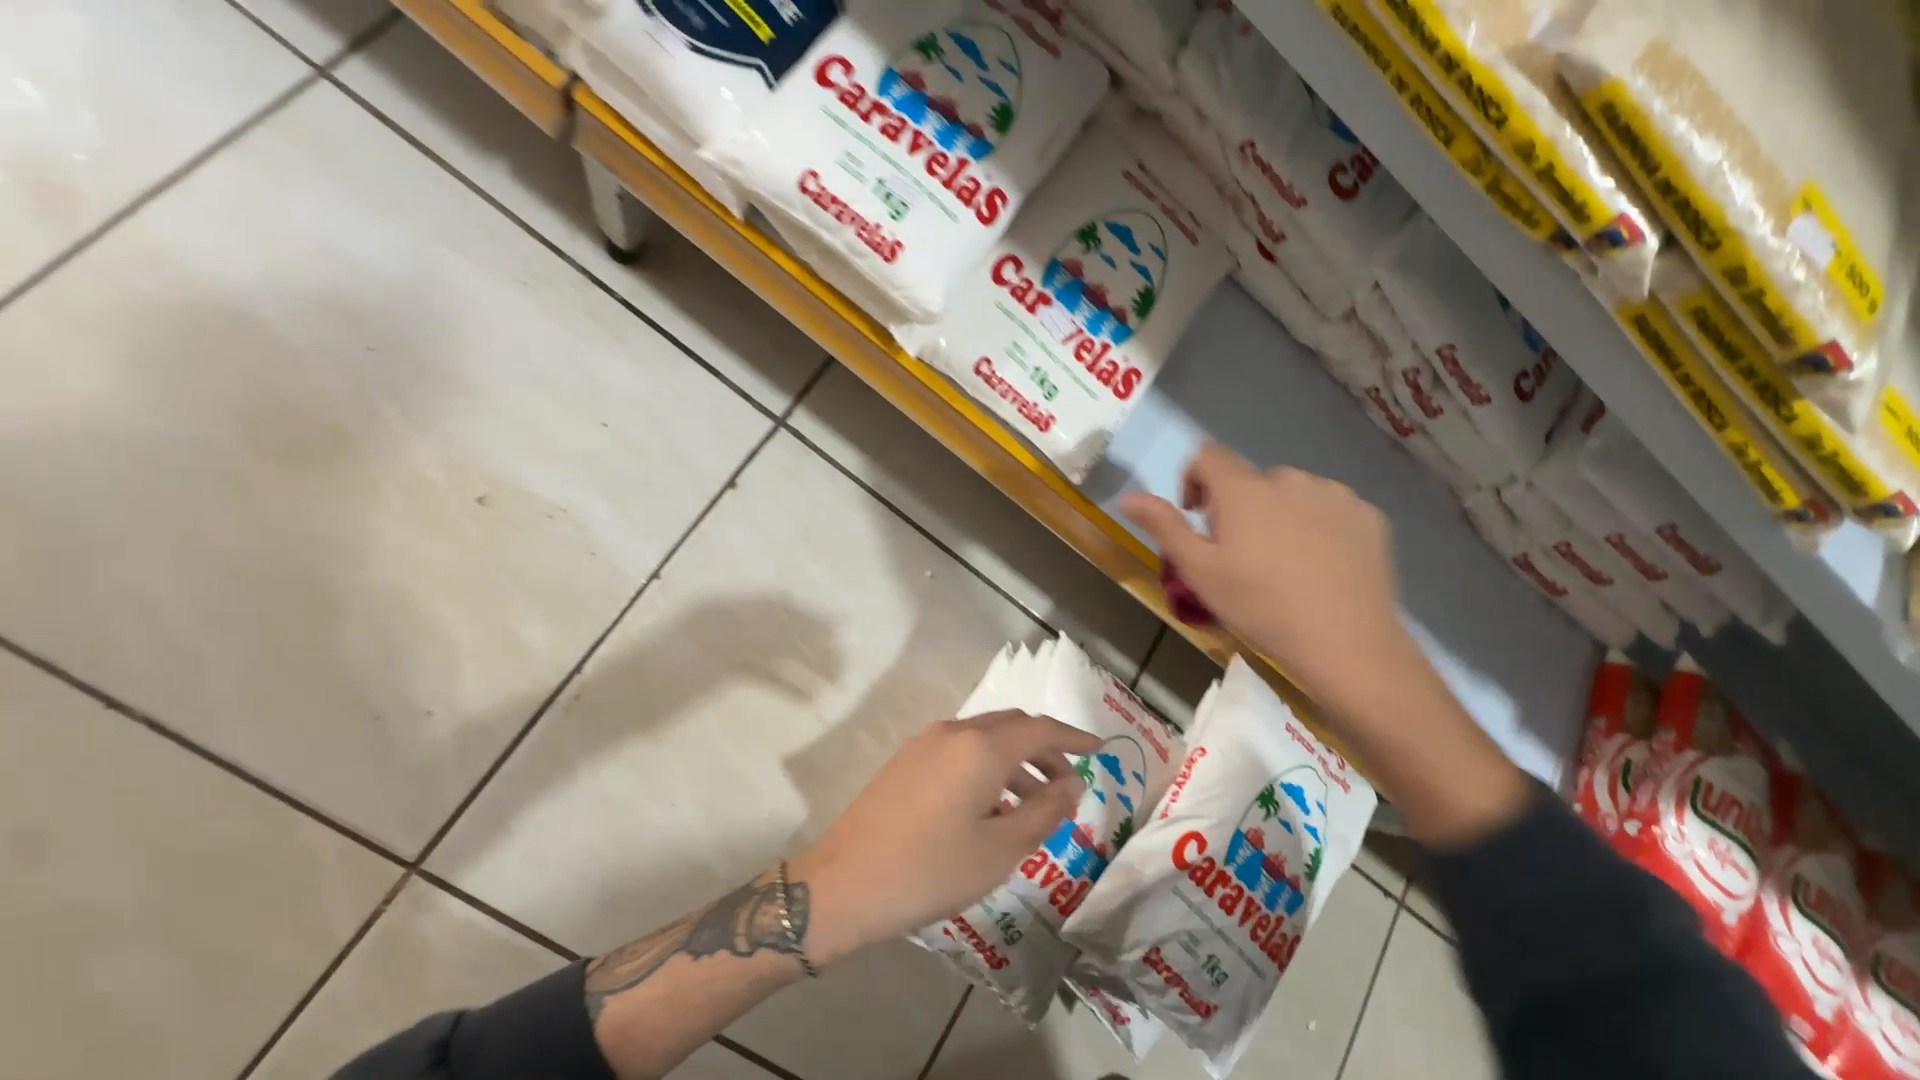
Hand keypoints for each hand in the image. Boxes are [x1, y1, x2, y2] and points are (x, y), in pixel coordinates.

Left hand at [789, 711, 1099, 963]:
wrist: (843, 886)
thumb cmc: (931, 871)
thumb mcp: (1001, 850)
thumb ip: (1045, 811)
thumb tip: (1072, 783)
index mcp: (980, 747)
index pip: (1040, 729)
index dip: (1073, 738)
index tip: (1099, 750)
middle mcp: (952, 733)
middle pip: (1011, 727)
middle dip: (1045, 750)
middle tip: (1068, 785)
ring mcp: (923, 745)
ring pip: (983, 739)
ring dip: (1015, 762)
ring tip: (1033, 807)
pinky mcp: (904, 762)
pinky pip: (959, 752)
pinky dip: (987, 768)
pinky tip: (990, 809)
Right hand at [1122, 445, 1530, 849]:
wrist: (1346, 642)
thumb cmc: (1260, 607)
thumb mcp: (1200, 573)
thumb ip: (1164, 526)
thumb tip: (1129, 497)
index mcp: (1244, 489)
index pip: (1208, 456)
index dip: (1194, 480)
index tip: (1198, 519)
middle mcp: (1290, 479)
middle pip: (1252, 481)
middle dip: (1239, 508)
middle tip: (1241, 556)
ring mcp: (1335, 495)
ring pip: (1293, 495)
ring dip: (1280, 516)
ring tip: (1284, 565)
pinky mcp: (1368, 517)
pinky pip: (1331, 510)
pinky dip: (1319, 528)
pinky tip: (1320, 568)